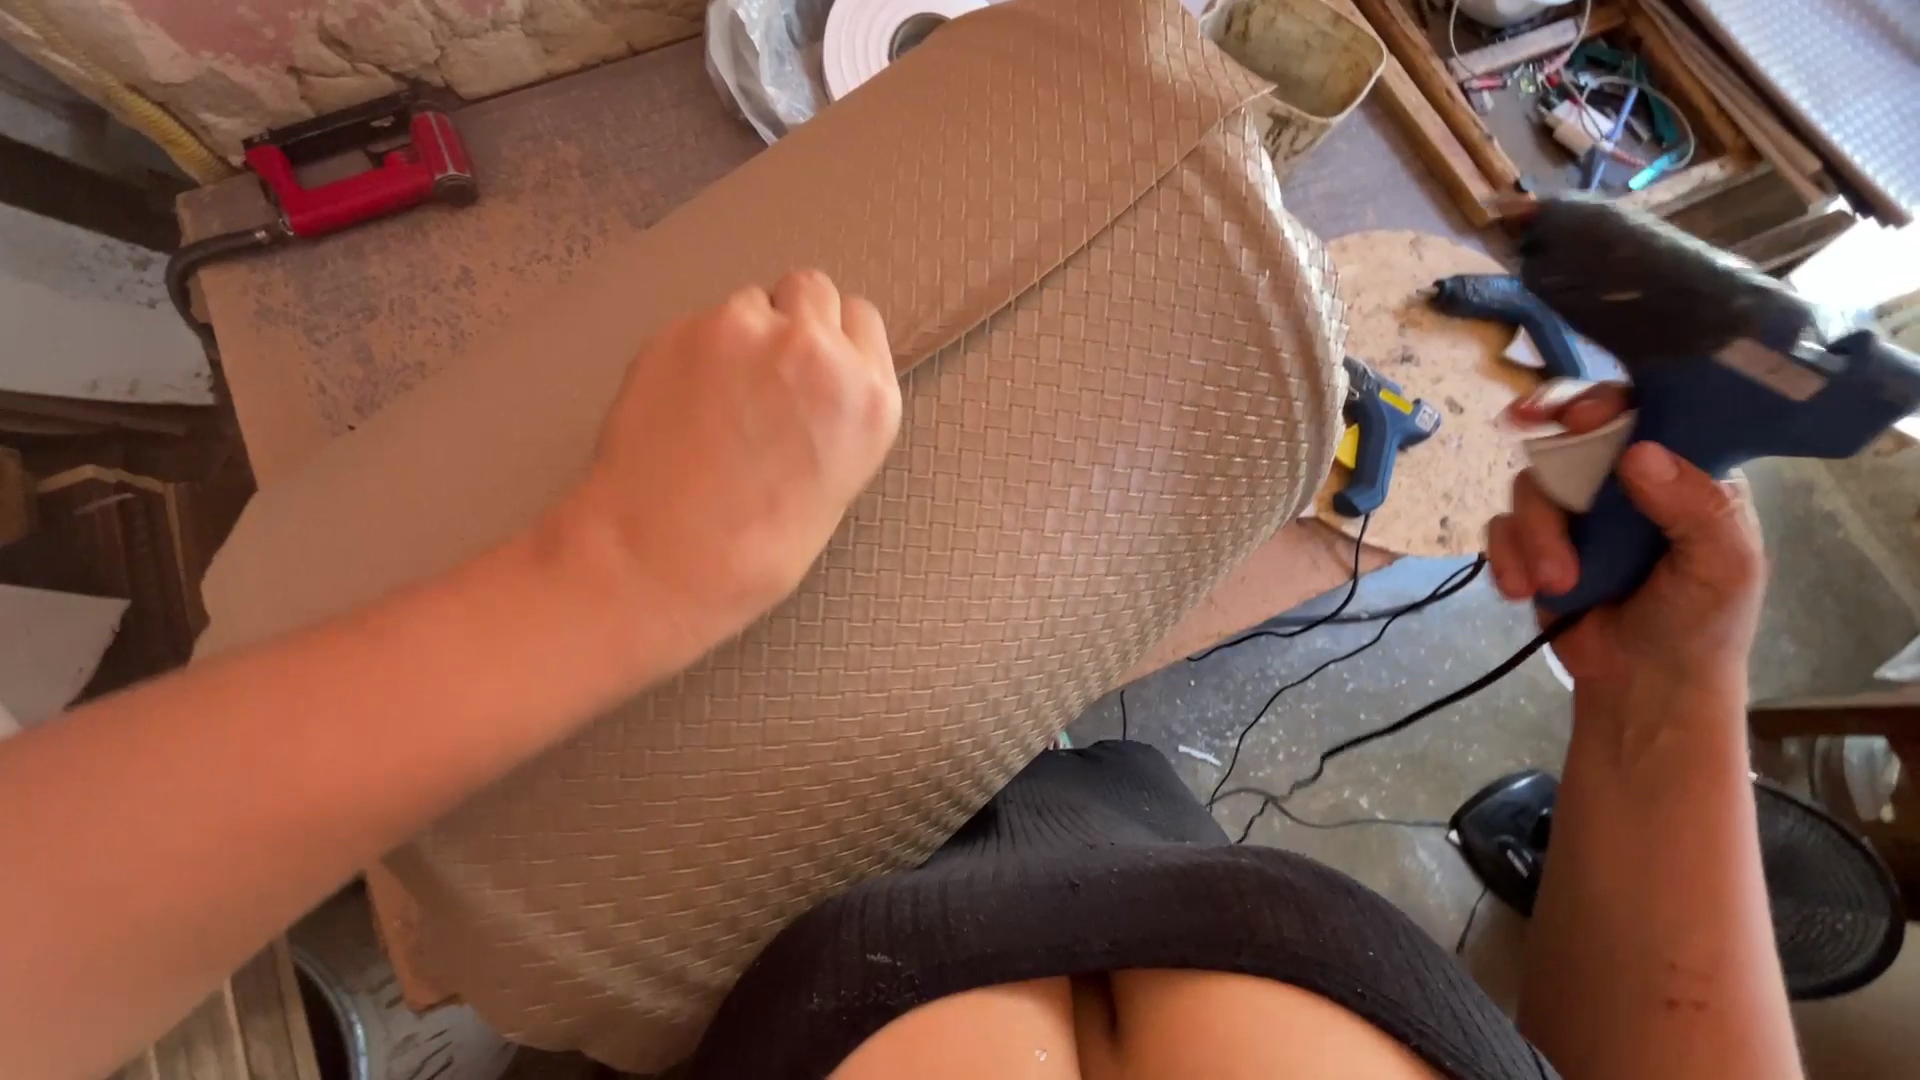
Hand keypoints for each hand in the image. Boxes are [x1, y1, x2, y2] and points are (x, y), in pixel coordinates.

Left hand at [548, 269, 900, 657]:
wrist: (672, 556)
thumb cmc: (758, 542)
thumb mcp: (837, 476)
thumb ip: (836, 408)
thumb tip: (814, 377)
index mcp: (868, 396)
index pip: (860, 319)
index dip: (833, 339)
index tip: (811, 364)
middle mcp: (817, 351)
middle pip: (813, 290)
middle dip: (792, 320)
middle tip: (764, 370)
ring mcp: (747, 334)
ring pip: (750, 302)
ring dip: (739, 336)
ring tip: (716, 398)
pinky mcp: (684, 331)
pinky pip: (697, 324)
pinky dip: (692, 353)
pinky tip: (681, 405)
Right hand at [1486, 384, 1764, 685]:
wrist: (1642, 684)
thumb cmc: (1700, 623)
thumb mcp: (1723, 565)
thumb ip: (1693, 508)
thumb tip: (1637, 453)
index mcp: (1678, 476)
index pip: (1640, 417)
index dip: (1602, 404)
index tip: (1573, 417)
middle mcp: (1617, 486)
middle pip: (1566, 446)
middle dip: (1549, 469)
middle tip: (1525, 462)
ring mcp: (1569, 516)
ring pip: (1527, 492)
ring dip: (1534, 538)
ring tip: (1556, 584)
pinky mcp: (1528, 546)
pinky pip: (1498, 531)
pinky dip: (1504, 558)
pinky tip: (1520, 589)